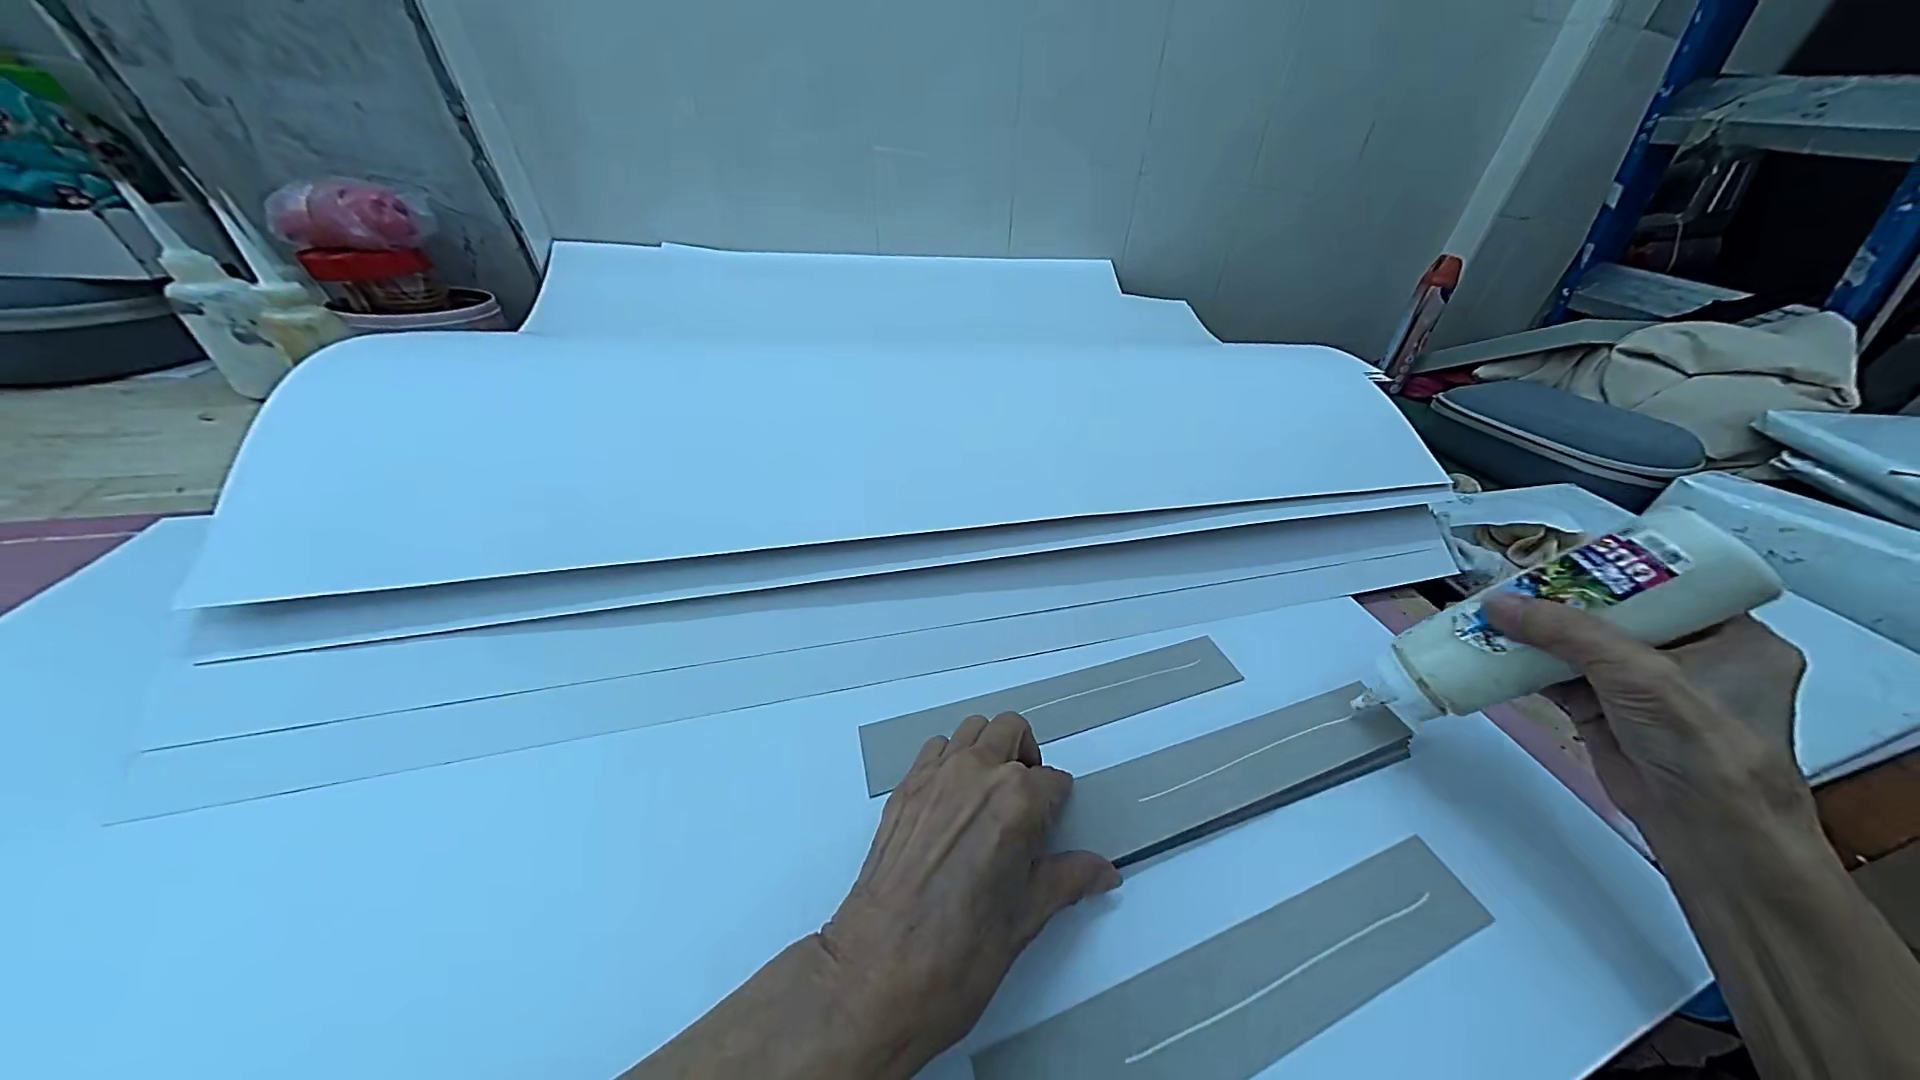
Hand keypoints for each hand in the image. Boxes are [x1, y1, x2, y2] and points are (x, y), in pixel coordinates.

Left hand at [816, 712, 1119, 1077]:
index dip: (1059, 804)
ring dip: (989, 748)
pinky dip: (950, 758)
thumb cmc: (945, 957)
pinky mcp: (905, 790)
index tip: (1057, 821)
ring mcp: (934, 778)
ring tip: (995, 788)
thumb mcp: (1024, 919)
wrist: (877, 975)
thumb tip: (1095, 871)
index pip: (1054, 781)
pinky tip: (955, 795)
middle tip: (1032, 794)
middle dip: (1028, 756)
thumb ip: (1066, 880)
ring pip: (972, 729)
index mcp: (1014, 802)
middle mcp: (974, 777)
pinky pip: (934, 750)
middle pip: (1012, 732)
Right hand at [1483, 594, 1811, 834]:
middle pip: (1611, 613)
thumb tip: (1497, 603)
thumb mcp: (1640, 673)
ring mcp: (1643, 685)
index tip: (1560, 557)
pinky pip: (1556, 674)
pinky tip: (1491, 648)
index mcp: (1731, 637)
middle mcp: (1689, 655)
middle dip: (1558, 600)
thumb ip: (1566, 632)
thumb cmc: (1705, 747)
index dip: (1612, 568)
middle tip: (1512, 583)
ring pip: (1576, 644)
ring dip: (1533, 632)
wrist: (1704, 828)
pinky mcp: (1604, 708)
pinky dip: (1523, 663)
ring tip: (1489, 612)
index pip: (1665, 585)